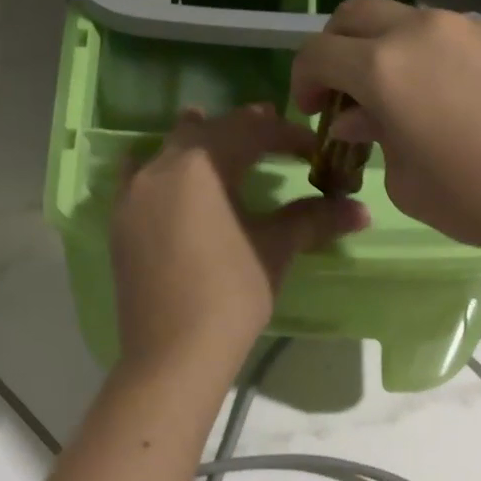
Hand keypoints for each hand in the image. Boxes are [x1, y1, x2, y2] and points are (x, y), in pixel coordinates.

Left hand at [110, 105, 369, 373]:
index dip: (284, 133)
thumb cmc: (231, 294)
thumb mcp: (274, 248)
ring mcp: (134, 192)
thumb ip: (312, 219)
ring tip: (218, 140)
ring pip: (169, 149)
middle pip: (205, 132)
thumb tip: (360, 210)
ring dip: (196, 140)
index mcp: (202, 164)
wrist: (173, 351)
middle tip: (270, 133)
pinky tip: (165, 173)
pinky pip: (137, 176)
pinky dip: (157, 166)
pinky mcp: (120, 219)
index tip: (310, 147)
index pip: (249, 131)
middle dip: (240, 129)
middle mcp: (162, 166)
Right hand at [289, 0, 480, 280]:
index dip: (302, 79)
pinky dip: (427, 56)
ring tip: (399, 99)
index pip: (317, 52)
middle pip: (354, 15)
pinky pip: (448, 36)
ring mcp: (470, 29)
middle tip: (341, 90)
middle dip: (335, 47)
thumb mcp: (406, 181)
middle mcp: (421, 31)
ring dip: (384, 50)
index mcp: (383, 65)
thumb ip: (374, 137)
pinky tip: (448, 102)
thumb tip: (361, 117)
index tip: (312, 110)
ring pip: (405, 21)